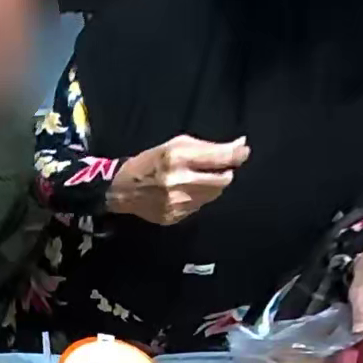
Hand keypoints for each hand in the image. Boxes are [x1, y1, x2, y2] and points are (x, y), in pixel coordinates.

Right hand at [106, 135, 249, 225]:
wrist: (121, 191)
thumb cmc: (150, 163)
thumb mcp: (174, 145)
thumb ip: (208, 146)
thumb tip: (240, 145)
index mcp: (177, 158)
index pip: (222, 158)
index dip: (238, 154)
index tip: (242, 152)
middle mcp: (177, 182)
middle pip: (223, 180)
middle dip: (224, 172)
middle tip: (215, 169)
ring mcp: (175, 203)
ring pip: (213, 195)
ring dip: (211, 186)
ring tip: (195, 181)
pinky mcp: (173, 217)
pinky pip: (198, 206)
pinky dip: (196, 198)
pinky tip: (182, 193)